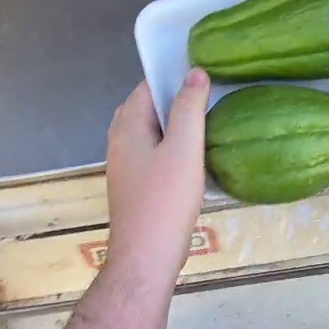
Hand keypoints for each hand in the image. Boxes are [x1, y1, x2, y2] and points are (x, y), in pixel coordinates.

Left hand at [103, 71, 209, 283]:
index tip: (204, 77)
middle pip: (147, 109)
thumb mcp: (184, 149)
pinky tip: (193, 161)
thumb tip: (195, 72)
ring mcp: (124, 166)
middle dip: (175, 102)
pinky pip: (153, 156)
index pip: (147, 86)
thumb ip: (189, 108)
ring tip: (207, 128)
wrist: (146, 256)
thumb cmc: (165, 200)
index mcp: (127, 126)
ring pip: (151, 134)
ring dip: (175, 128)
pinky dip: (171, 150)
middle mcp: (119, 142)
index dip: (174, 77)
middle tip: (209, 102)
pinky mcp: (134, 187)